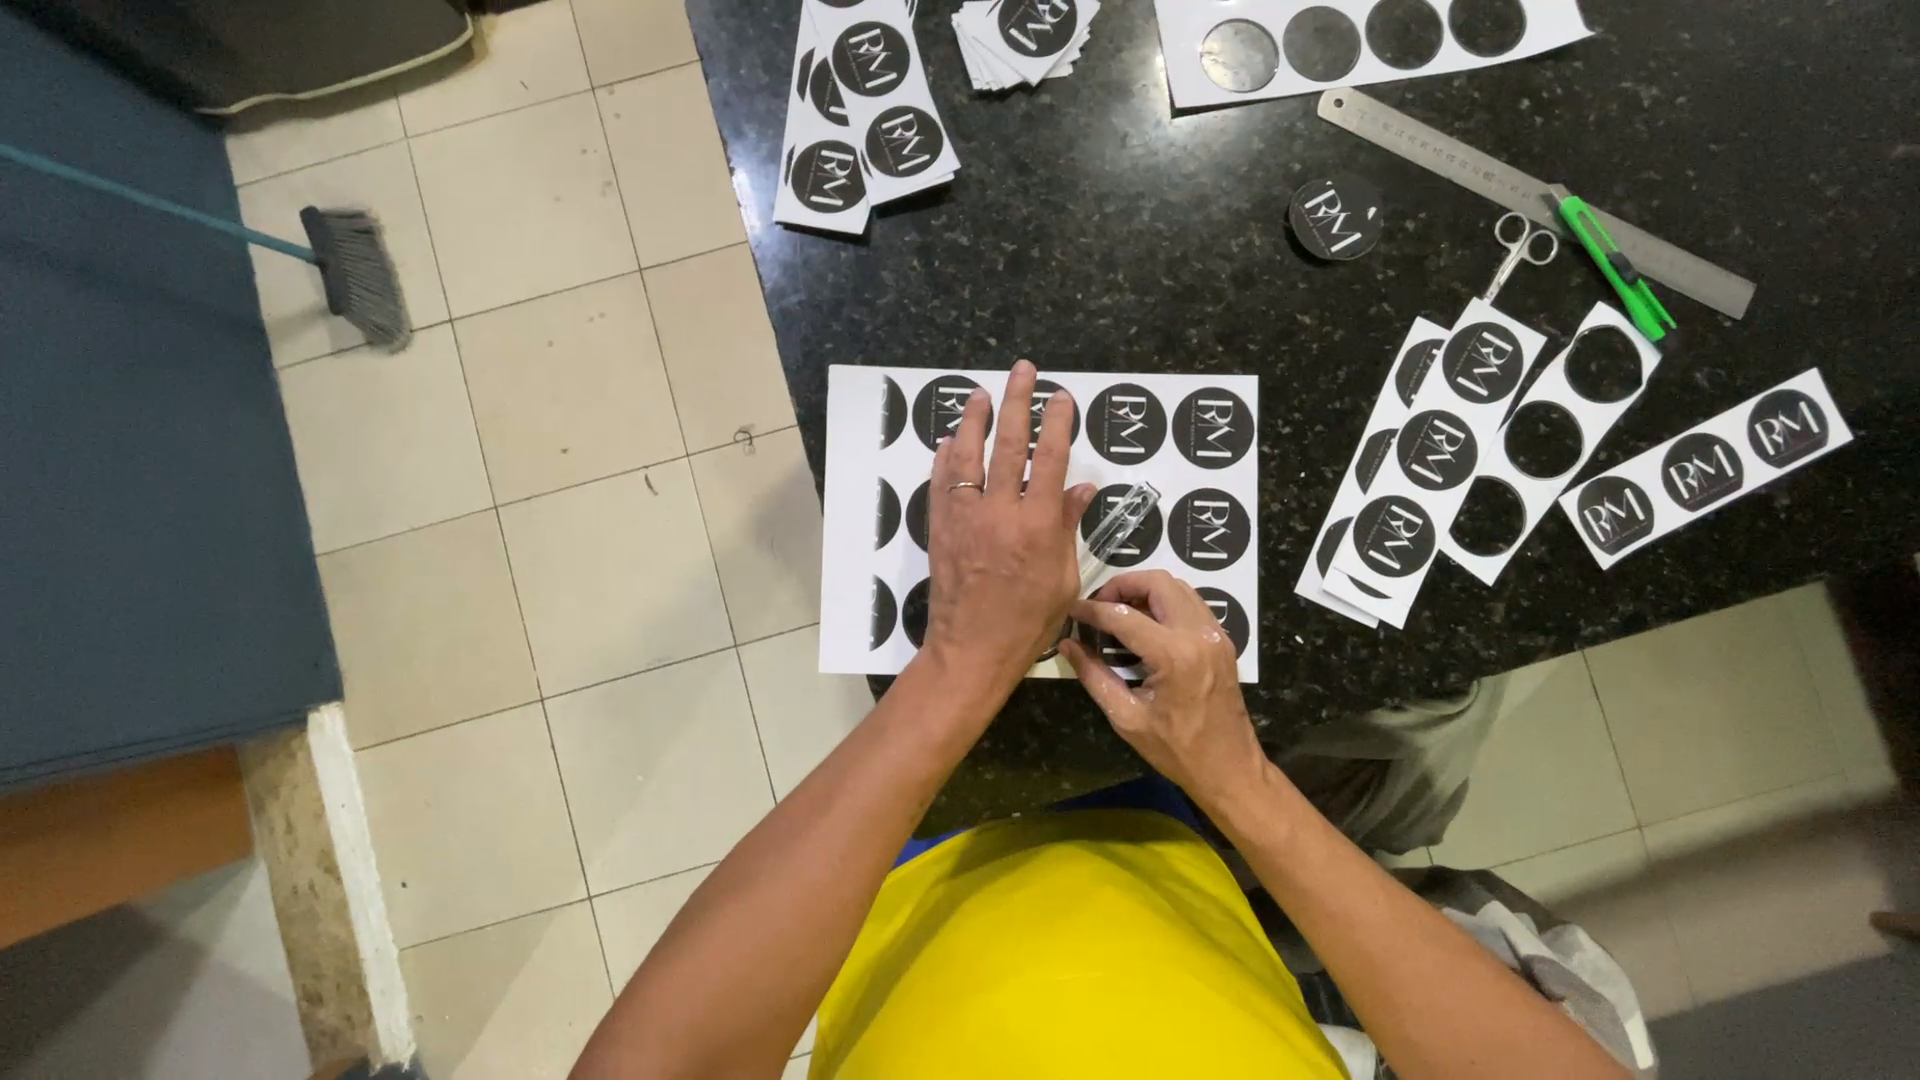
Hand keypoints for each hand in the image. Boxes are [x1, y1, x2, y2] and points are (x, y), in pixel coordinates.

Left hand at [921, 360, 1094, 699]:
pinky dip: (944, 458)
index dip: (1057, 422)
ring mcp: (964, 517)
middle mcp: (999, 511)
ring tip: (979, 394)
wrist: (971, 649)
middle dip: (1016, 402)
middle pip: (1008, 444)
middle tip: (1021, 371)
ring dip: (973, 420)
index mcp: (1038, 525)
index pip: (1051, 459)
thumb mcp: (1063, 579)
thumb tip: (1082, 489)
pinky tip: (948, 440)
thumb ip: (1068, 528)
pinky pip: (940, 482)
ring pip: (967, 455)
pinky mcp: (940, 528)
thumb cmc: (1028, 622)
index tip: (1060, 397)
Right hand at [1060, 570, 1271, 809]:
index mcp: (1174, 656)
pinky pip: (1191, 602)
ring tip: (1119, 611)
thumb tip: (1067, 645)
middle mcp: (1198, 634)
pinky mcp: (1222, 640)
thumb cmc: (1176, 750)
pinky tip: (1146, 623)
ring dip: (1144, 590)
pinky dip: (1165, 601)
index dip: (1092, 610)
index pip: (1124, 616)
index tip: (1071, 611)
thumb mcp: (1126, 717)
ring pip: (1177, 586)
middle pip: (1157, 582)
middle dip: (1122, 586)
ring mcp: (1215, 634)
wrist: (1230, 768)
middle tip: (1099, 606)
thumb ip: (1094, 675)